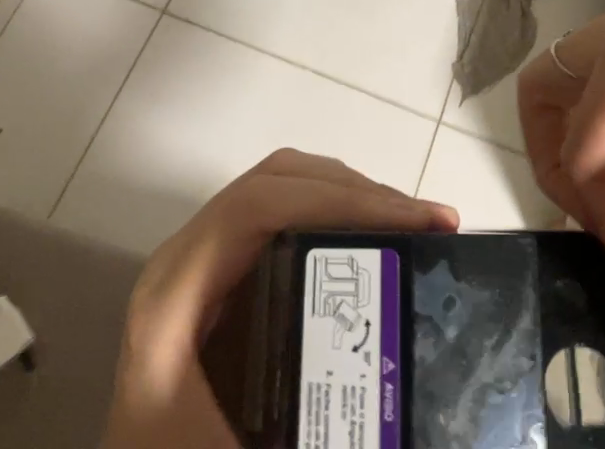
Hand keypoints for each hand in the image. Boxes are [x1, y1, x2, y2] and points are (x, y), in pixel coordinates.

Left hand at [101, 150, 458, 448]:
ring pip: (280, 186)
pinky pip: (281, 213)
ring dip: (350, 194)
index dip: (340, 200)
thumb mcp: (239, 445)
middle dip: (359, 191)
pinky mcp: (222, 273)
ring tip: (413, 223)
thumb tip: (394, 403)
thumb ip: (311, 414)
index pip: (259, 207)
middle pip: (275, 181)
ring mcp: (203, 260)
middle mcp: (186, 260)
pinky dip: (334, 211)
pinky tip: (375, 239)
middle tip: (428, 221)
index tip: (413, 223)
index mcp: (176, 294)